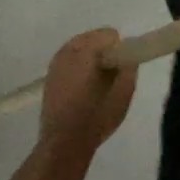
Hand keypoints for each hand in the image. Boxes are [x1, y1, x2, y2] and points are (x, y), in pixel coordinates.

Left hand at [36, 29, 136, 159]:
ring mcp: (56, 62)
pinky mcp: (49, 76)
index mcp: (85, 50)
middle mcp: (68, 50)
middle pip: (94, 38)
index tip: (120, 69)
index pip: (110, 35)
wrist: (63, 144)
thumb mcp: (124, 93)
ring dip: (91, 59)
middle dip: (104, 52)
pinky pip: (71, 60)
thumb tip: (127, 57)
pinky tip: (82, 89)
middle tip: (110, 77)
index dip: (119, 51)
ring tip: (96, 85)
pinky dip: (79, 67)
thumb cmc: (96, 117)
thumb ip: (129, 68)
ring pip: (81, 48)